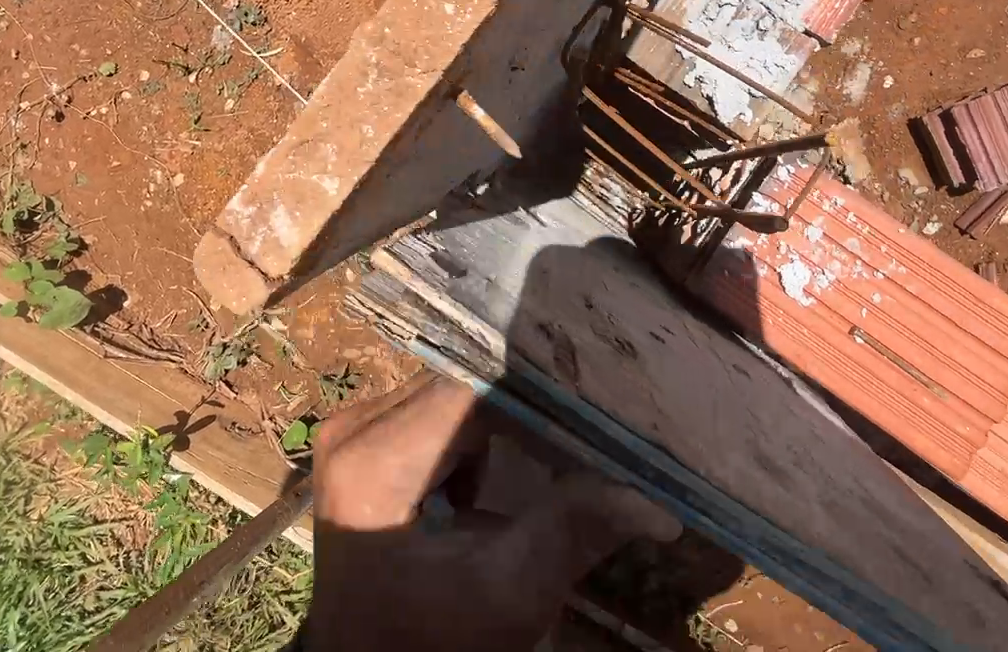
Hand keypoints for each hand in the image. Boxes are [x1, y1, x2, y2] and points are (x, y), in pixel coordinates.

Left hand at [303, 372, 680, 651]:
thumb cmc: (430, 639)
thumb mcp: (507, 598)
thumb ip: (571, 533)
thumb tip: (656, 505)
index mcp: (375, 461)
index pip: (472, 388)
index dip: (537, 389)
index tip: (596, 401)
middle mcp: (354, 426)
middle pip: (459, 382)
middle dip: (525, 400)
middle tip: (586, 419)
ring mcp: (352, 429)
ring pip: (449, 389)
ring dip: (501, 413)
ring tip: (546, 444)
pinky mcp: (360, 437)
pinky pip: (430, 406)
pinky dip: (472, 427)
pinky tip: (493, 470)